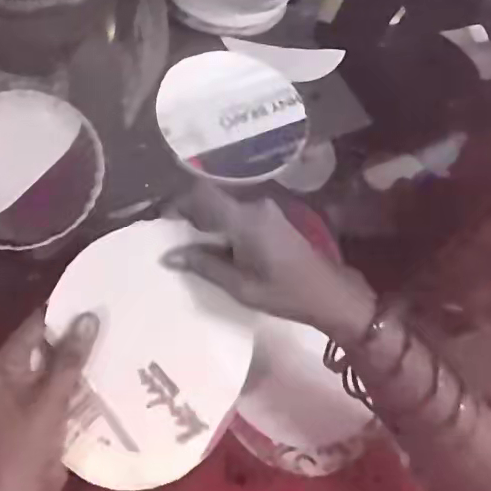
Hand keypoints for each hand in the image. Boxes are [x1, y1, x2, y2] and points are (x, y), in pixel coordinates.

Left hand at [0, 311, 97, 490]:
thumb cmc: (26, 447)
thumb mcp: (50, 400)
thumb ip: (69, 359)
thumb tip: (89, 317)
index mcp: (6, 364)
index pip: (36, 324)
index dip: (63, 309)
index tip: (94, 293)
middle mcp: (14, 373)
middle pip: (47, 342)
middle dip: (76, 331)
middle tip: (112, 312)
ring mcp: (29, 393)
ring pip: (58, 364)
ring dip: (82, 355)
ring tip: (118, 333)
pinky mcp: (44, 411)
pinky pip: (64, 385)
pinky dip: (82, 378)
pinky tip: (110, 369)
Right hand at [163, 183, 375, 342]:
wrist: (332, 294)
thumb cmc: (286, 294)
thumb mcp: (241, 287)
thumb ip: (204, 266)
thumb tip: (168, 256)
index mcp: (246, 220)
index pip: (202, 196)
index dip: (177, 203)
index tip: (159, 219)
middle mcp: (254, 205)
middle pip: (210, 196)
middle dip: (186, 210)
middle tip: (167, 230)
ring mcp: (264, 208)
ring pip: (222, 203)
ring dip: (202, 216)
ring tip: (184, 237)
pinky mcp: (269, 215)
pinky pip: (234, 210)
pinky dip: (217, 221)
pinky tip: (209, 240)